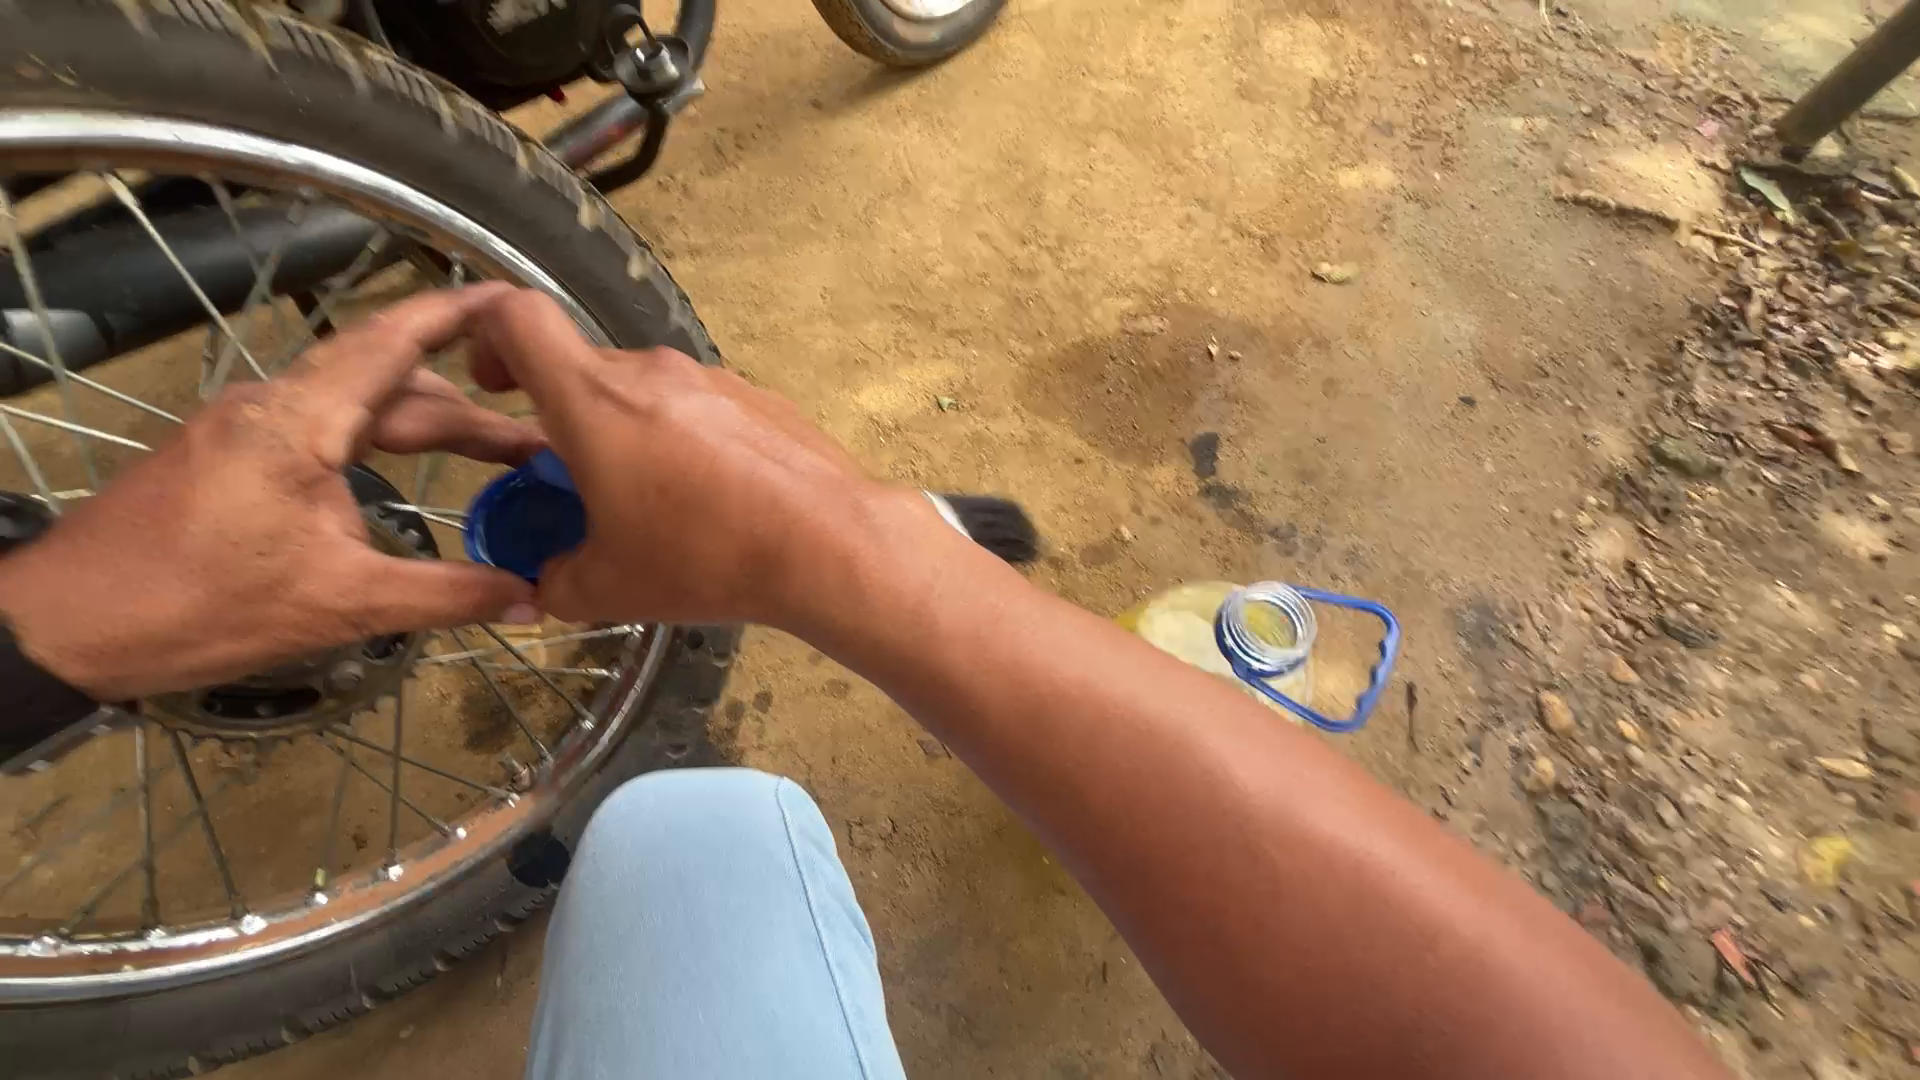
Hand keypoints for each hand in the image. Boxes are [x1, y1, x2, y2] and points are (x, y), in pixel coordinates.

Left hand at [0, 285, 544, 700]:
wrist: (57, 629)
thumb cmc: (200, 606)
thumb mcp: (344, 604)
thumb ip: (450, 595)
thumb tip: (534, 599)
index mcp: (299, 425)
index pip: (390, 344)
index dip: (456, 315)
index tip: (514, 302)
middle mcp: (276, 406)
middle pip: (396, 384)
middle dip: (477, 411)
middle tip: (544, 446)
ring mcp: (252, 425)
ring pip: (366, 403)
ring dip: (436, 424)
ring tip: (500, 457)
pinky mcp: (238, 451)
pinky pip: (335, 424)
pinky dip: (393, 438)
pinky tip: (421, 467)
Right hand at [464, 288, 897, 629]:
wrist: (828, 542)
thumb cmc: (706, 558)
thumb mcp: (609, 588)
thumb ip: (557, 579)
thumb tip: (550, 580)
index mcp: (596, 399)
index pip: (516, 316)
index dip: (487, 337)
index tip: (494, 386)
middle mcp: (656, 371)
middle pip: (590, 370)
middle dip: (574, 418)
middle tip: (589, 482)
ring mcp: (718, 381)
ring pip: (652, 393)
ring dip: (638, 434)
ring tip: (663, 500)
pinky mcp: (765, 401)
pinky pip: (707, 410)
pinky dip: (693, 441)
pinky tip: (722, 497)